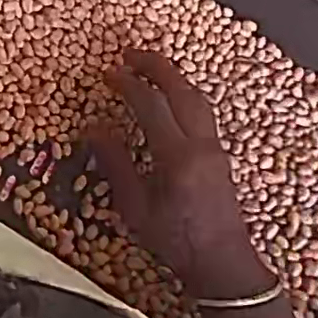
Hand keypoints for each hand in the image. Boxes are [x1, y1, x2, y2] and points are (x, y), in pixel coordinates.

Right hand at [88, 50, 273, 300]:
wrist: (222, 263)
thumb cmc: (175, 241)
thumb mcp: (135, 208)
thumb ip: (116, 165)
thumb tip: (95, 131)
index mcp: (177, 158)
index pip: (151, 106)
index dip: (129, 85)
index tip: (110, 74)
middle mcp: (201, 145)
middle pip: (181, 90)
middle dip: (156, 66)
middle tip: (131, 55)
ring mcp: (214, 148)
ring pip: (197, 98)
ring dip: (173, 77)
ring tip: (150, 68)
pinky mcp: (219, 154)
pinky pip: (202, 111)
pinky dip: (184, 94)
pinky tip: (171, 97)